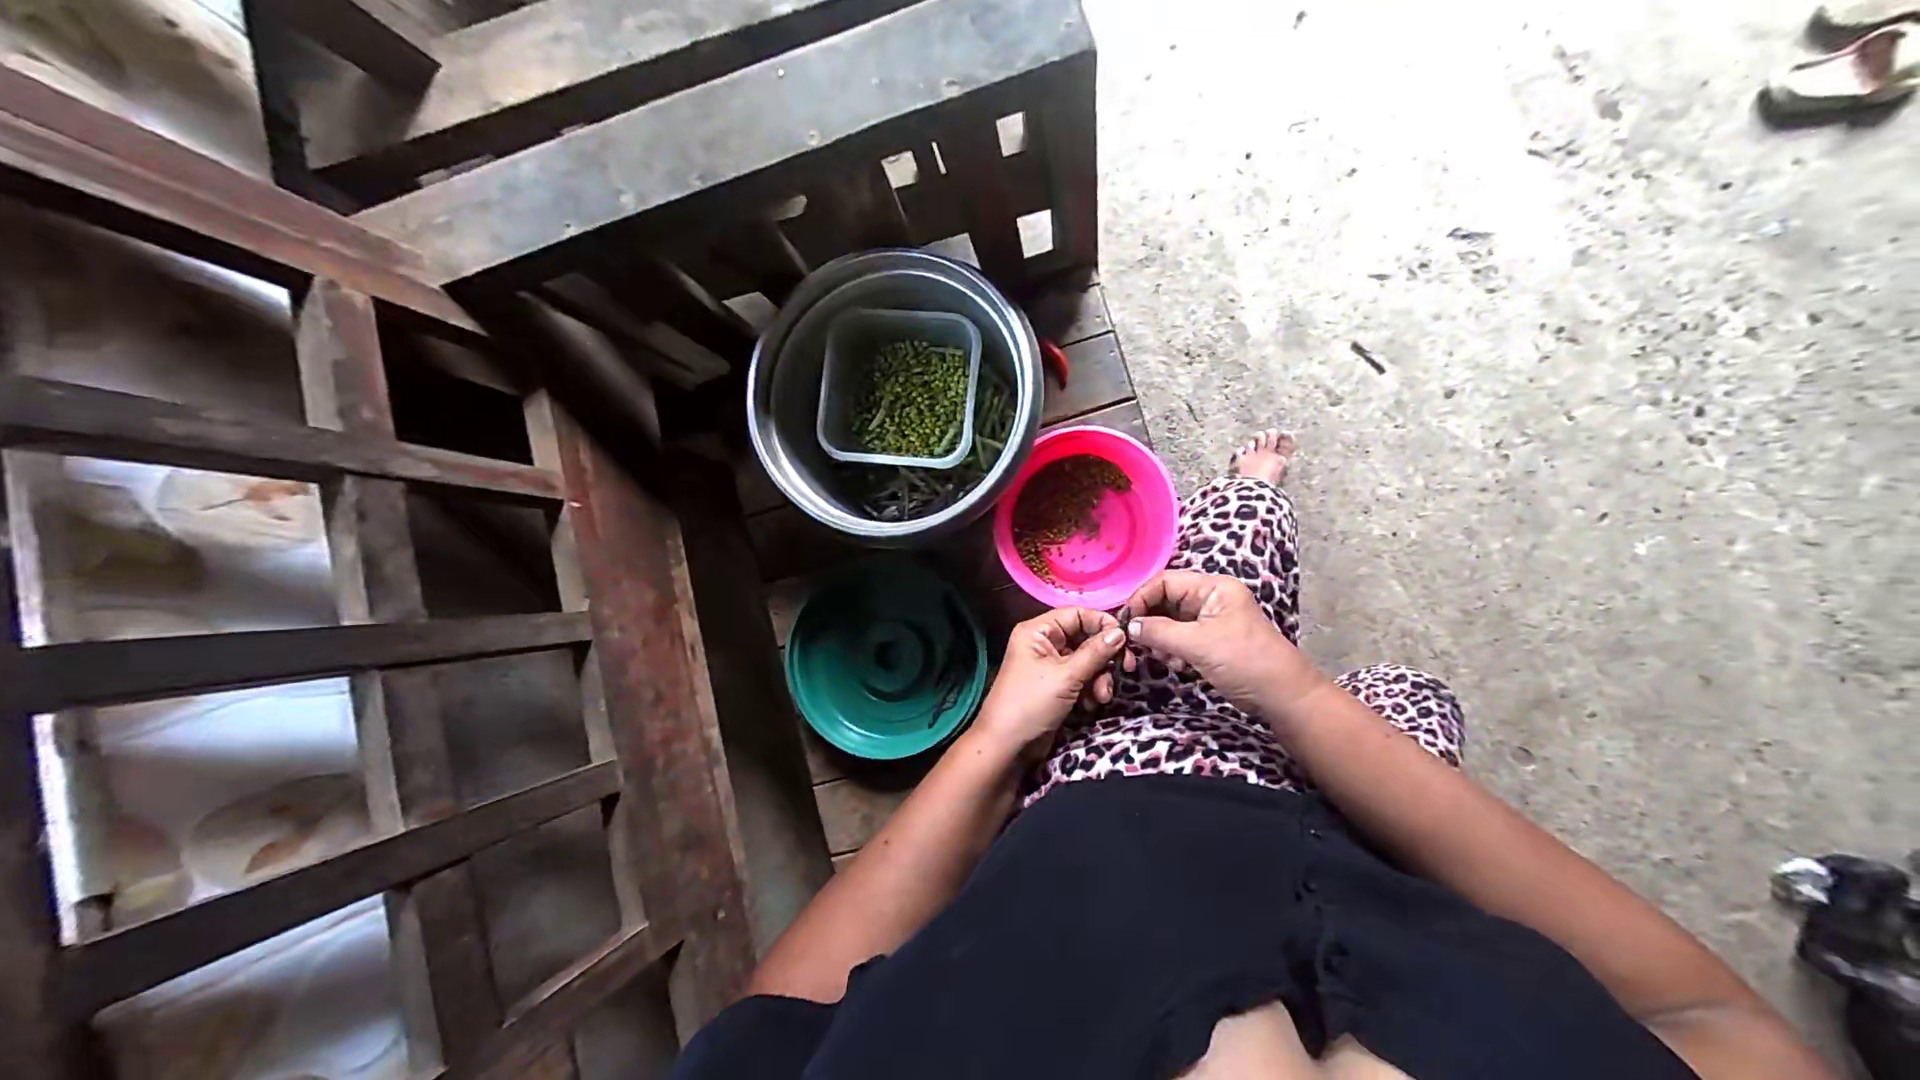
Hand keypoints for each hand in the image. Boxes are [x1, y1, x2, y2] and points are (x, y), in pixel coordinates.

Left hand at [973, 608, 1125, 763]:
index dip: (1102, 624)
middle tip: (1123, 670)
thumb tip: (1121, 631)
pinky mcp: (1057, 686)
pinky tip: (1090, 705)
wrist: (1007, 745)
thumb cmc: (1031, 703)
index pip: (1077, 614)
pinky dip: (1090, 689)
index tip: (1125, 641)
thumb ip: (1095, 652)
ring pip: (1087, 661)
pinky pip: (1082, 679)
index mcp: (1038, 631)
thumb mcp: (1066, 676)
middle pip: (1085, 638)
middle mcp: (1044, 643)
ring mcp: (1050, 666)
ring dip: (1099, 678)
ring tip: (1100, 697)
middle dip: (1104, 658)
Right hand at [1120, 571, 1326, 714]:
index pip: (1165, 581)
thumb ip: (1159, 632)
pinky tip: (1172, 663)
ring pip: (1170, 620)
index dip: (1142, 598)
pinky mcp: (1210, 641)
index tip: (1127, 622)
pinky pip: (1179, 637)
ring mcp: (1211, 620)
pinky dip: (1170, 648)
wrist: (1283, 697)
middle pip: (1166, 600)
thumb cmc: (1245, 662)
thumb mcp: (1198, 645)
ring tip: (1159, 656)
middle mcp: (1211, 598)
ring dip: (1159, 637)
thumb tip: (1130, 627)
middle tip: (1137, 643)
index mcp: (1213, 588)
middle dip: (1150, 620)